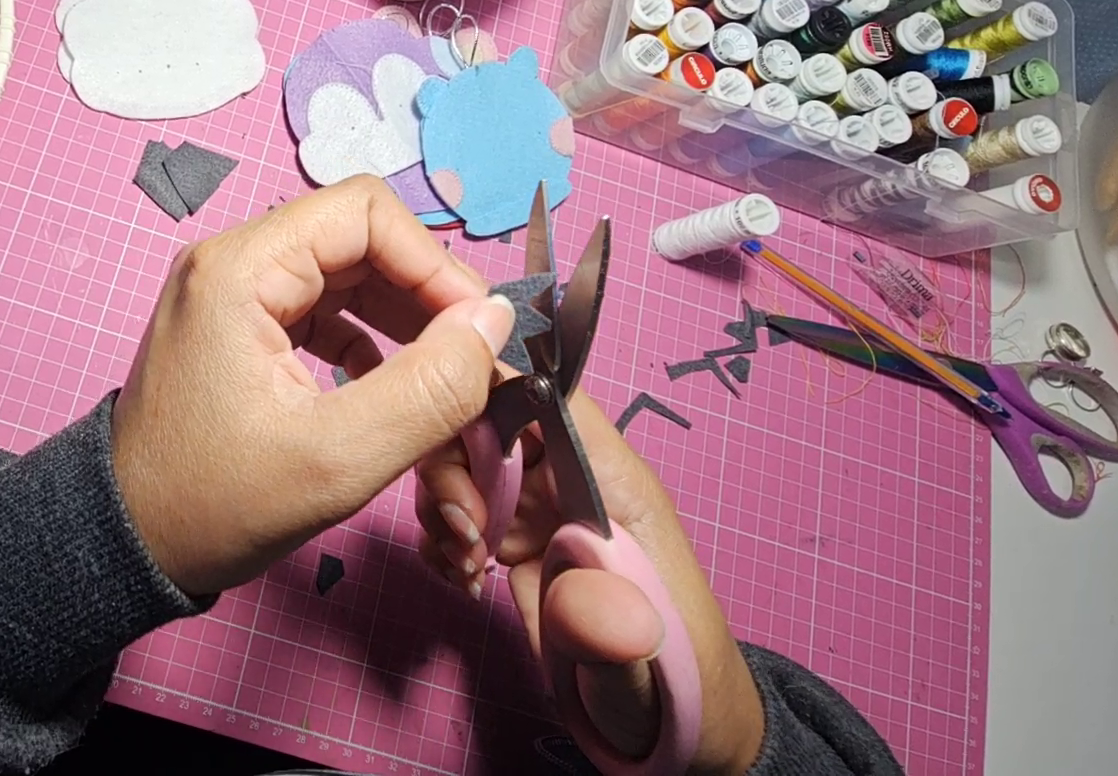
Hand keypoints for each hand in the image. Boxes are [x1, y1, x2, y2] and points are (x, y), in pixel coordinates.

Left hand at [111, 176, 516, 595]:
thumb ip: (427, 389)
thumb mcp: (335, 457)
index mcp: (239, 270)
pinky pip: (321, 311)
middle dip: (424, 296)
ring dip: (402, 322)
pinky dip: (367, 340)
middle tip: (471, 360)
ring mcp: (234, 294)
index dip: (432, 262)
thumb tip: (491, 320)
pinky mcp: (242, 328)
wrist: (130, 542)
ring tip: (445, 379)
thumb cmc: (212, 503)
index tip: (477, 327)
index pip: (362, 213)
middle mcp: (232, 264)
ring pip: (345, 277)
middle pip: (357, 241)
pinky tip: (391, 386)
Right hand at [416, 389, 764, 774]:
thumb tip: (566, 582)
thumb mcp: (651, 661)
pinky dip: (438, 539)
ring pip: (452, 462)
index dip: (483, 400)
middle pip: (476, 420)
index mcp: (604, 472)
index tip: (466, 467)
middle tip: (465, 534)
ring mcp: (526, 503)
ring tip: (465, 567)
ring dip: (439, 510)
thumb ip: (608, 620)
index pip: (536, 392)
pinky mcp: (501, 534)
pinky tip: (461, 578)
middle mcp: (559, 473)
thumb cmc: (678, 685)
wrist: (670, 725)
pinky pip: (447, 510)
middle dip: (449, 471)